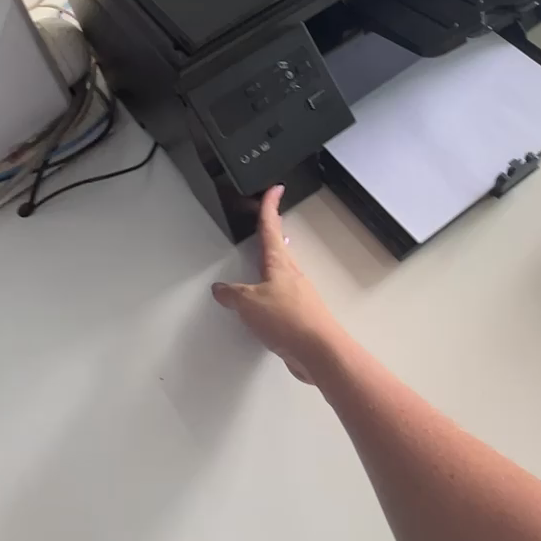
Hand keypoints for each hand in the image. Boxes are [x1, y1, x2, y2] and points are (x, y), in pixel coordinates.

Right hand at [213, 185, 342, 383]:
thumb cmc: (289, 320)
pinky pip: (282, 293)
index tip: (275, 188)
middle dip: (272, 230)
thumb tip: (220, 289)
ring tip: (267, 251)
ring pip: (283, 268)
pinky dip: (273, 286)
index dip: (270, 206)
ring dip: (274, 257)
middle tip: (267, 217)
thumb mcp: (249, 303)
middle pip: (280, 245)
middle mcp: (291, 274)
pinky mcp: (299, 314)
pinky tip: (268, 296)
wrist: (319, 351)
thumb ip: (232, 294)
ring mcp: (297, 294)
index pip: (271, 227)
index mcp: (279, 263)